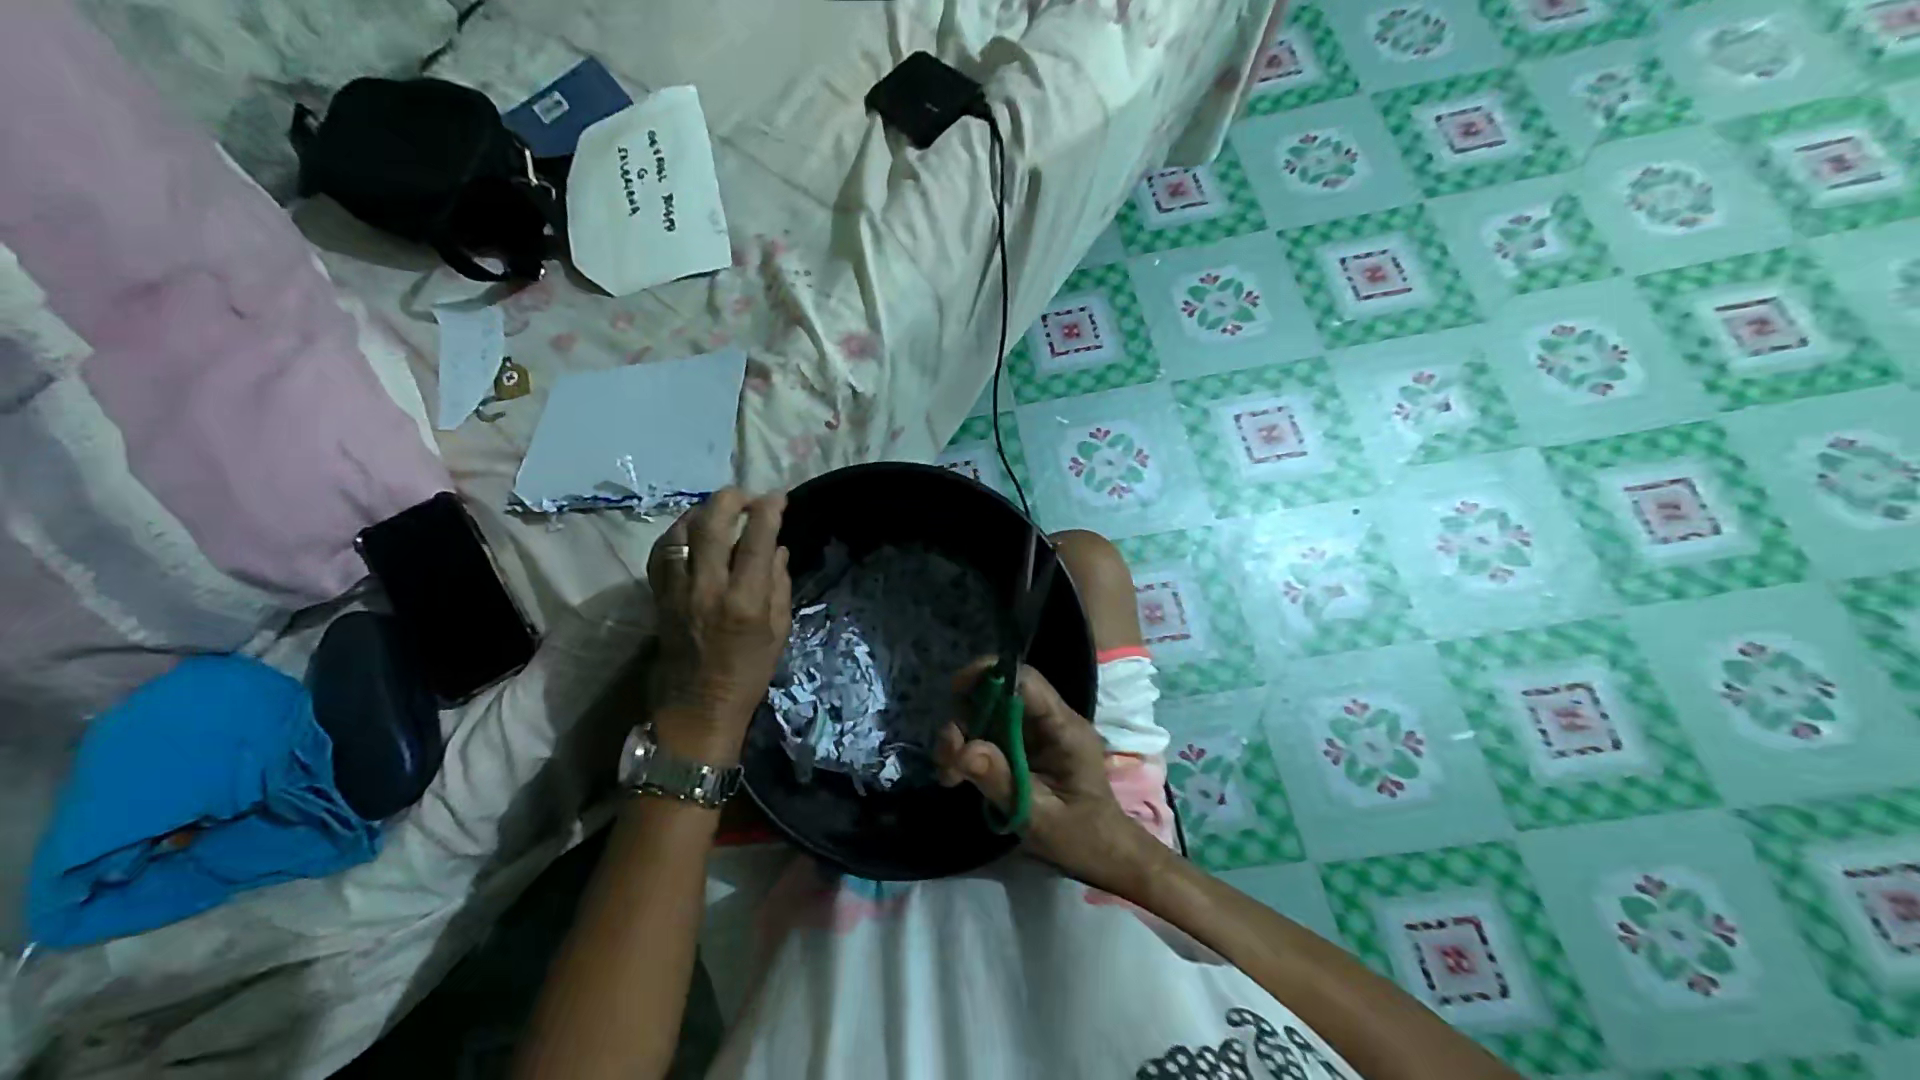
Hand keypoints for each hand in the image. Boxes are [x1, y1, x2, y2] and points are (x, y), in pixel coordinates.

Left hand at [647, 489, 791, 763]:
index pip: (757, 539)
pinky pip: (663, 551)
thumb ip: (778, 584)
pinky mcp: (659, 596)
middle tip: (746, 496)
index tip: (778, 498)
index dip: (769, 510)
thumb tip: (777, 547)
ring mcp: (678, 590)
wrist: (698, 707)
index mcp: (745, 601)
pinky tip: (691, 532)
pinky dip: (678, 533)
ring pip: (682, 531)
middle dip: (732, 499)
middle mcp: (708, 588)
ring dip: (703, 512)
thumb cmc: (749, 672)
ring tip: (719, 511)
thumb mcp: (779, 631)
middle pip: (713, 523)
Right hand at [935, 662, 1163, 895]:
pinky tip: (955, 778)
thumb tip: (964, 749)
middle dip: (966, 718)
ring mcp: (1034, 735)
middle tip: (947, 755)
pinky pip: (988, 737)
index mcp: (1064, 728)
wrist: (1103, 855)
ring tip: (949, 775)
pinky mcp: (1021, 750)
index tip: (955, 691)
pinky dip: (967, 752)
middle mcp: (1048, 722)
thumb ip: (1002, 781)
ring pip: (987, 716)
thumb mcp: (1040, 816)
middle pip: (998, 696)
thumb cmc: (1081, 836)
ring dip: (961, 739)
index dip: (989, 675)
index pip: (1026, 681)